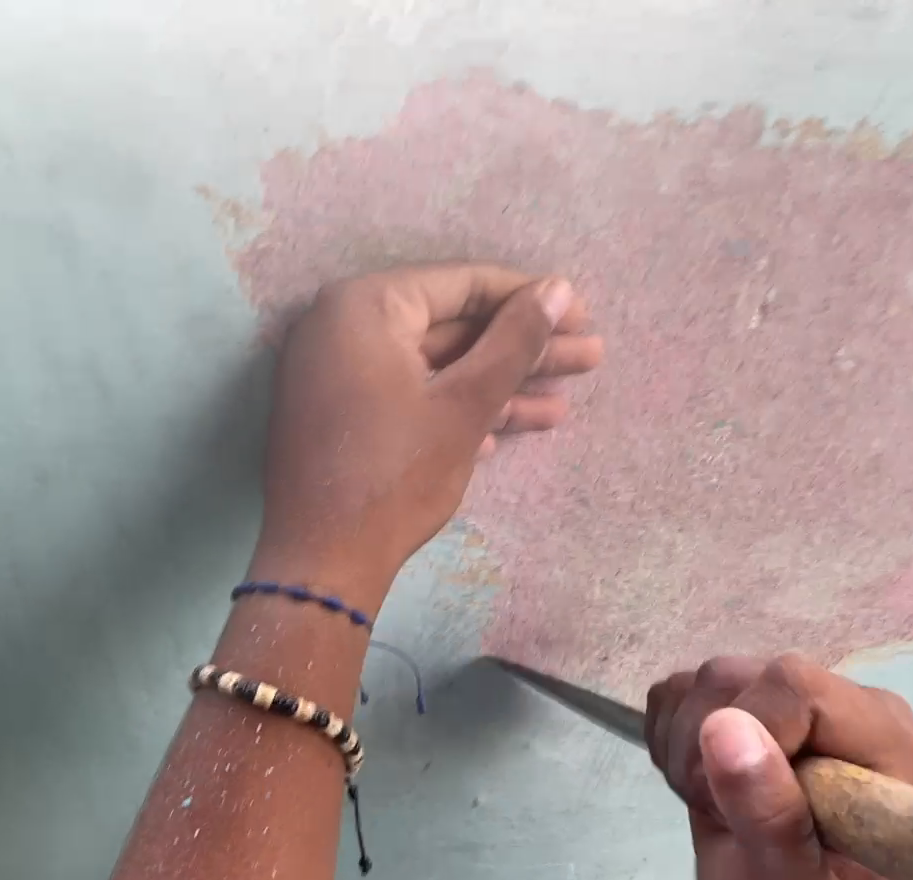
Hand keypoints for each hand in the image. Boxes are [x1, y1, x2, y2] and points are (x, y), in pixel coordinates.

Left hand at [251, 263, 601, 608]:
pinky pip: (408, 398)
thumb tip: (558, 289)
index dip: (529, 299)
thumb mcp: (464, 405)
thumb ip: (514, 341)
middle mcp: (343, 328)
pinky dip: (454, 412)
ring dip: (499, 387)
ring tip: (565, 402)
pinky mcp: (345, 417)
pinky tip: (511, 430)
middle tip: (590, 359)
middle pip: (451, 329)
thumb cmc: (396, 475)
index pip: (462, 285)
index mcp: (364, 307)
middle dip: (522, 350)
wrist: (323, 560)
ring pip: (435, 369)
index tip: (582, 313)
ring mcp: (340, 376)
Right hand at [645, 655, 912, 879]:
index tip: (732, 797)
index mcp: (899, 752)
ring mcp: (802, 695)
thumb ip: (769, 816)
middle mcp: (858, 708)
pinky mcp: (755, 692)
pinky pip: (684, 687)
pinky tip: (702, 776)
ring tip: (714, 800)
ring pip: (708, 678)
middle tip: (718, 809)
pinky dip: (670, 733)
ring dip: (684, 745)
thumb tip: (725, 726)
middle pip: (745, 676)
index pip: (799, 687)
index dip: (748, 729)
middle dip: (705, 746)